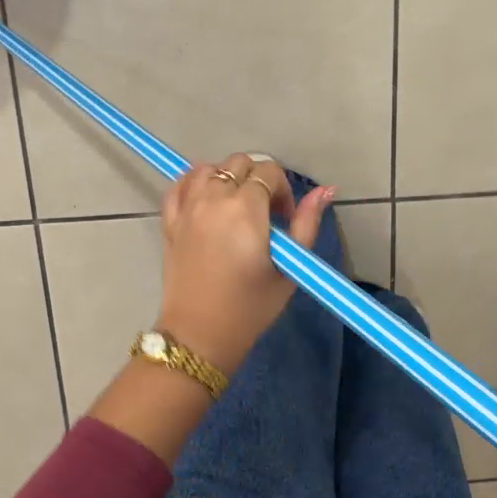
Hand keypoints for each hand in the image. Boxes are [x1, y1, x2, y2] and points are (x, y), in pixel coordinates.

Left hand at [156, 153, 334, 374]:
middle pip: (239, 164)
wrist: (200, 333)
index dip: (283, 191)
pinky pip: (180, 184)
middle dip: (257, 181)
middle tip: (264, 214)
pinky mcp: (170, 221)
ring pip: (209, 168)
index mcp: (246, 209)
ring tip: (235, 207)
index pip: (269, 172)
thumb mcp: (288, 268)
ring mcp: (187, 208)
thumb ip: (306, 225)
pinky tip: (206, 200)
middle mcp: (214, 199)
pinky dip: (194, 183)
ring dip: (226, 178)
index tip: (284, 220)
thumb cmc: (250, 307)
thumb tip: (326, 190)